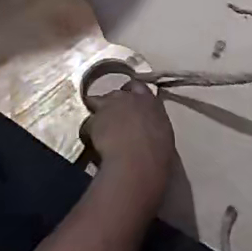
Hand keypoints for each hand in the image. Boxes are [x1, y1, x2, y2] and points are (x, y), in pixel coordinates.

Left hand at [80, 80, 176, 207]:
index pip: (139, 87)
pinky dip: (88, 132)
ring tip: (99, 130)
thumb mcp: (164, 138)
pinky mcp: (94, 120)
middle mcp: (129, 98)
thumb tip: (155, 137)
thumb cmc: (159, 155)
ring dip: (98, 113)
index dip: (132, 94)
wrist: (138, 163)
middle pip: (116, 93)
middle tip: (114, 119)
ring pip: (96, 102)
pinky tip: (91, 144)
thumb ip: (156, 129)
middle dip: (114, 104)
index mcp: (150, 102)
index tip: (130, 105)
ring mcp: (109, 106)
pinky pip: (87, 124)